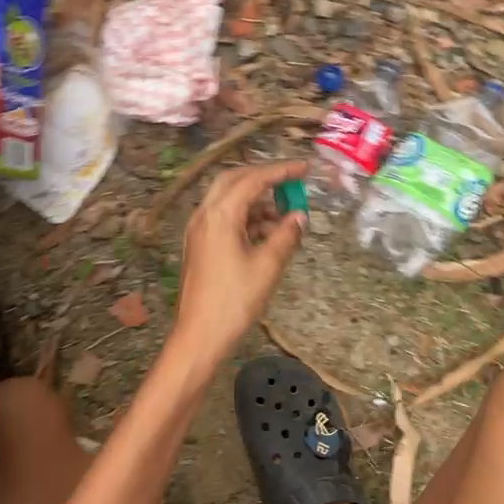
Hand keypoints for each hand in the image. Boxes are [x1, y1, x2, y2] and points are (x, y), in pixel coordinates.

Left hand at [171, 161, 307, 364]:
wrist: (199, 335)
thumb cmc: (234, 301)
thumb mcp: (267, 266)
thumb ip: (286, 236)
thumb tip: (300, 217)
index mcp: (219, 215)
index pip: (252, 180)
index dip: (280, 171)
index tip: (304, 168)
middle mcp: (204, 215)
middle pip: (234, 181)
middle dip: (264, 178)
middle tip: (291, 183)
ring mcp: (198, 230)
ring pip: (228, 201)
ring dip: (256, 202)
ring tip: (286, 216)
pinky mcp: (199, 246)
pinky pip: (223, 219)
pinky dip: (246, 219)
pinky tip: (269, 233)